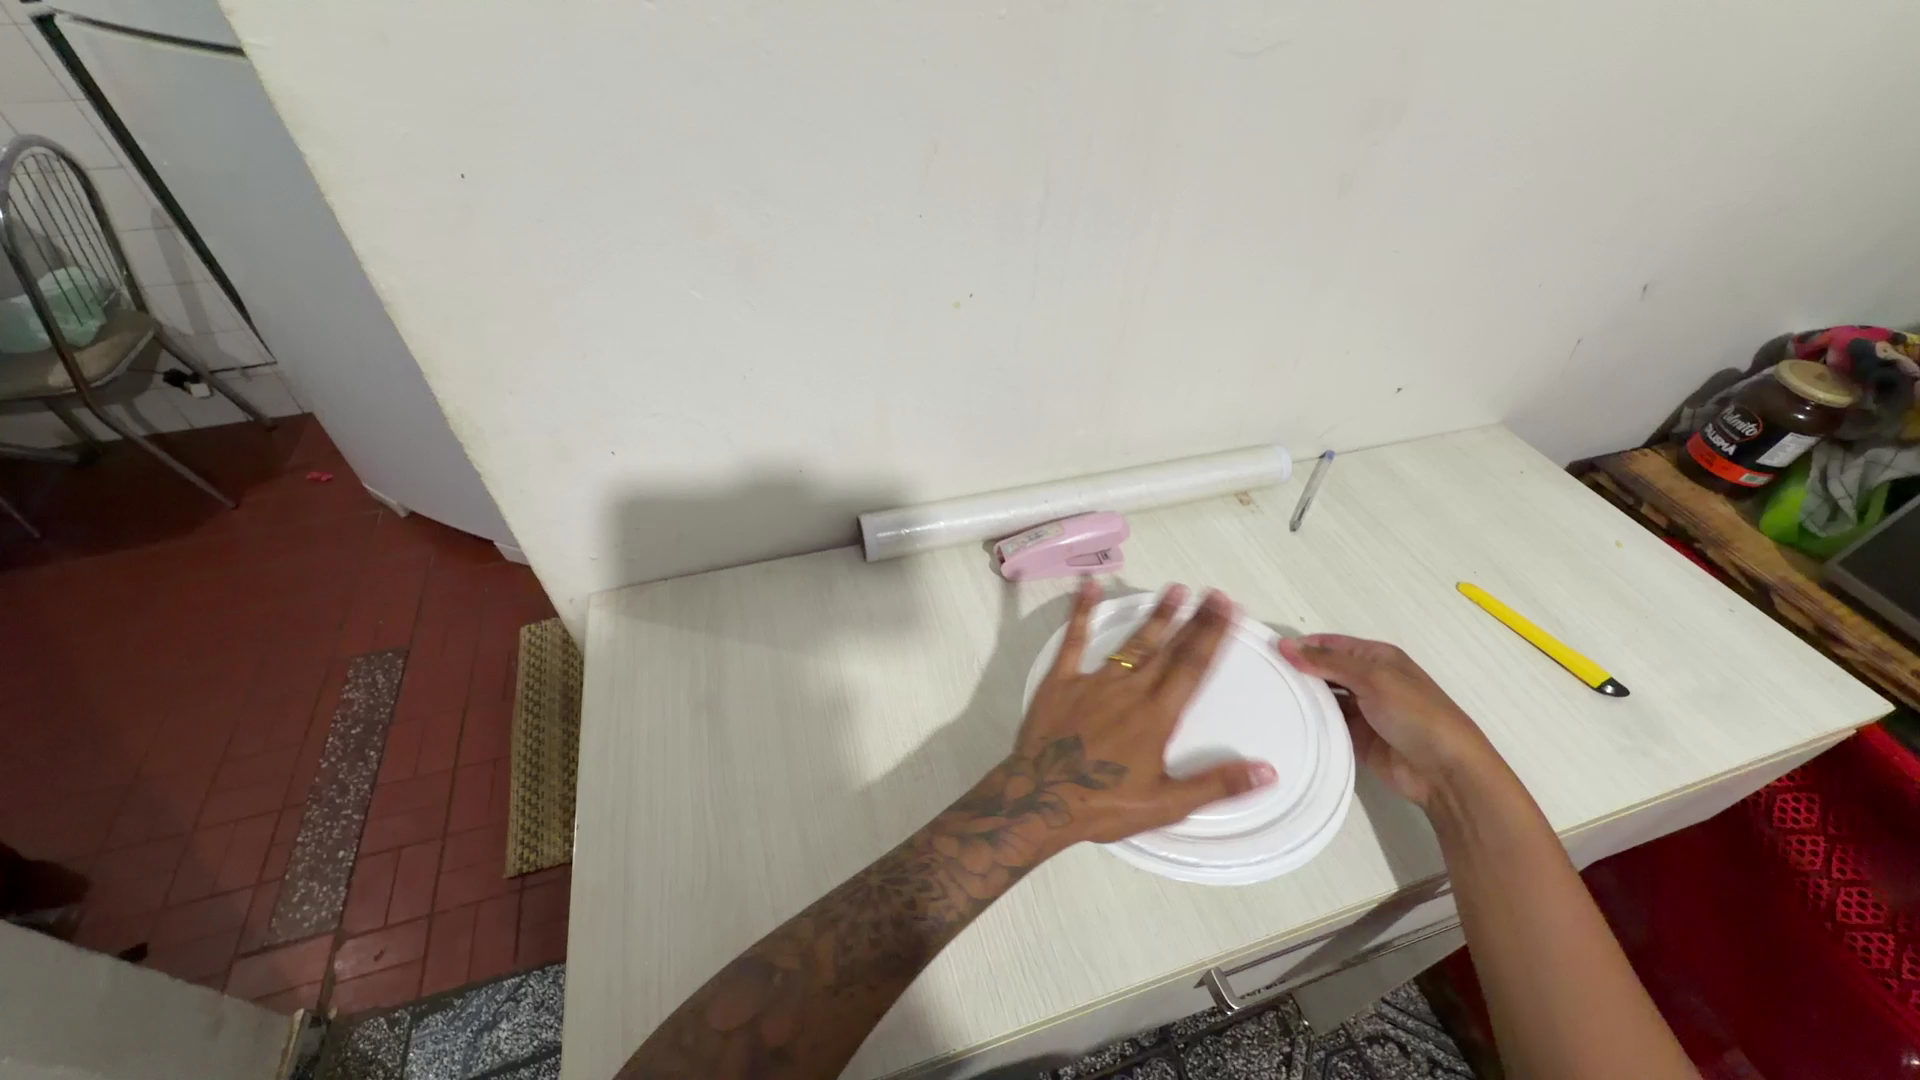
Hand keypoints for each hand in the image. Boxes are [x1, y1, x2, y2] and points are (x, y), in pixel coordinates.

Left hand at [1008, 579, 1276, 848]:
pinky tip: (1090, 585)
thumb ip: (1217, 784)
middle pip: (1169, 650)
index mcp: (1157, 716)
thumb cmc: (1104, 804)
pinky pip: (1074, 640)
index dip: (1213, 636)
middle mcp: (1130, 691)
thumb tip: (1267, 771)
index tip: (1228, 609)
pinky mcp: (1061, 681)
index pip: (1193, 668)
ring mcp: (1094, 682)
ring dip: (1155, 616)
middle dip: (1193, 620)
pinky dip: (1083, 612)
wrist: (1040, 799)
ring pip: (1132, 643)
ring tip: (1174, 590)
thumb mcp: (1166, 804)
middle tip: (1213, 593)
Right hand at [1277, 634, 1500, 808]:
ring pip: (1323, 698)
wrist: (1446, 771)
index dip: (1301, 646)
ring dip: (1302, 698)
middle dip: (1298, 672)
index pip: (1330, 644)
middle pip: (1324, 670)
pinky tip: (1284, 722)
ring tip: (1265, 699)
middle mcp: (1368, 680)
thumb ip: (1328, 662)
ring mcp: (1362, 710)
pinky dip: (1309, 722)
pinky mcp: (1355, 738)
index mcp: (1377, 658)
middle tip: (1261, 677)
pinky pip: (1326, 725)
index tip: (1267, 653)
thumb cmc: (1416, 715)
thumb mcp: (1373, 679)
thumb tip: (1285, 645)